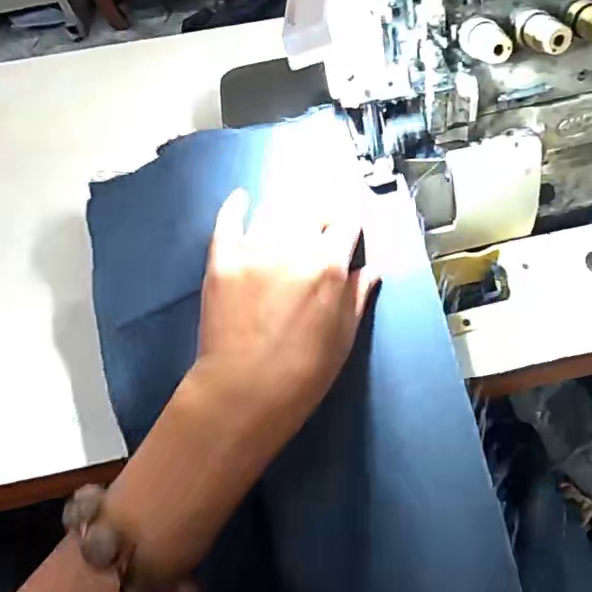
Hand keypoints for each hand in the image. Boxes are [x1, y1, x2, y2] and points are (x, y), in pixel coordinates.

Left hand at [185, 188, 379, 460]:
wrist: (243, 393)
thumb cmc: (305, 372)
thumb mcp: (344, 336)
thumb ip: (357, 296)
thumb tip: (370, 270)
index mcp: (328, 265)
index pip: (346, 222)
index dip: (350, 226)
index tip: (348, 233)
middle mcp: (292, 247)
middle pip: (311, 208)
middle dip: (322, 214)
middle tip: (321, 228)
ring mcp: (253, 249)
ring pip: (274, 208)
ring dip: (287, 211)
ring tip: (289, 218)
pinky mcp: (221, 258)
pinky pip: (228, 220)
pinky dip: (236, 205)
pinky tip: (242, 198)